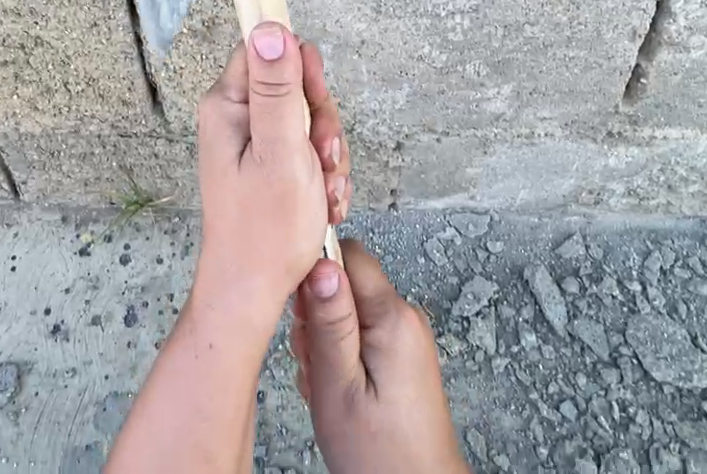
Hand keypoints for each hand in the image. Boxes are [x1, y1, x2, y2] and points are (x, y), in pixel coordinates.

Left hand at [192, 22, 347, 328]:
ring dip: (327, 156)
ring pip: (309, 121)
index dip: (301, 72)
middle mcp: (237, 117)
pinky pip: (308, 150)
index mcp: (229, 105)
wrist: (254, 291)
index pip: (268, 52)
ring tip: (323, 192)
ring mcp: (253, 142)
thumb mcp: (281, 150)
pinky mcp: (268, 164)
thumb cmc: (265, 229)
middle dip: (322, 124)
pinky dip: (323, 175)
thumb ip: (277, 88)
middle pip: (295, 87)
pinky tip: (322, 202)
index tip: (314, 106)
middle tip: (322, 160)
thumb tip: (269, 26)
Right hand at [290, 241, 469, 473]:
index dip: (316, 274)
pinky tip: (337, 390)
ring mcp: (404, 336)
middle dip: (317, 316)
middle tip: (314, 362)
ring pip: (347, 311)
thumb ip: (329, 322)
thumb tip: (320, 262)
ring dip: (324, 341)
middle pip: (345, 283)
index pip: (347, 253)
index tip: (302, 313)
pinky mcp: (400, 354)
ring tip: (325, 384)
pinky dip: (339, 356)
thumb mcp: (339, 387)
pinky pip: (359, 334)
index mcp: (393, 316)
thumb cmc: (380, 456)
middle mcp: (404, 316)